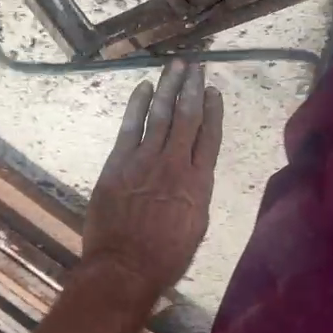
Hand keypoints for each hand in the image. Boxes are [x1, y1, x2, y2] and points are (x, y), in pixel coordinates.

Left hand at [80, 60, 223, 298]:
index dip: (213, 111)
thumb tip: (195, 176)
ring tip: (176, 65)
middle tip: (195, 65)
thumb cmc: (164, 258)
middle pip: (187, 117)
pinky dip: (138, 104)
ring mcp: (145, 160)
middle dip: (191, 88)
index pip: (209, 137)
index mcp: (199, 183)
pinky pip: (130, 125)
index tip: (213, 90)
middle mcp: (175, 164)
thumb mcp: (195, 227)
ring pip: (161, 114)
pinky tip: (144, 87)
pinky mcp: (119, 162)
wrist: (125, 266)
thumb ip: (196, 195)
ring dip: (169, 87)